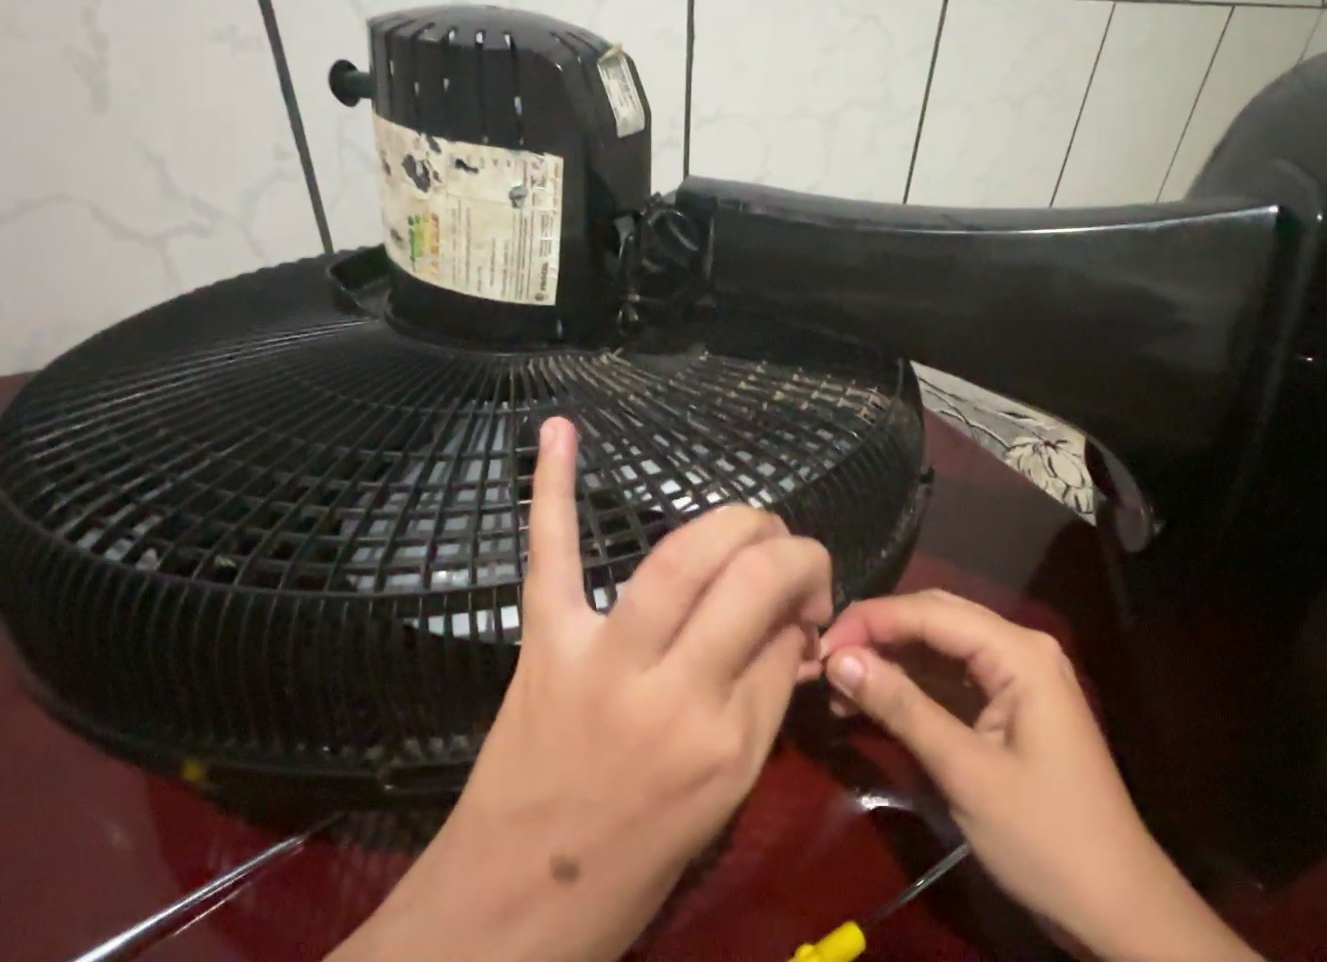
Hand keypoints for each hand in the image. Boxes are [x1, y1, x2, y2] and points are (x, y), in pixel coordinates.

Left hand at [335, 417, 831, 961]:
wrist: (517, 896)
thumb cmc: (636, 859)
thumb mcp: (727, 793)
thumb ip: (765, 700)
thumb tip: (791, 629)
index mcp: (728, 739)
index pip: (789, 633)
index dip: (809, 605)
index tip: (804, 613)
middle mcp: (675, 691)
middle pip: (752, 577)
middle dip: (789, 550)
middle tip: (786, 563)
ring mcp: (602, 658)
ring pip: (683, 557)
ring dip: (735, 523)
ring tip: (751, 527)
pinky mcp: (544, 641)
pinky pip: (552, 553)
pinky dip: (552, 487)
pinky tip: (559, 430)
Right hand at [821, 590, 1257, 961]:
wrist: (1115, 906)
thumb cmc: (1044, 836)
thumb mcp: (964, 771)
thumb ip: (902, 707)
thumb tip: (838, 659)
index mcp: (1019, 653)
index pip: (931, 612)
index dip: (871, 621)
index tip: (819, 647)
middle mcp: (1019, 650)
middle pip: (936, 618)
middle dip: (877, 634)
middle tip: (823, 660)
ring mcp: (1017, 679)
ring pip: (940, 648)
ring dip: (890, 661)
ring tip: (837, 687)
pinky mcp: (1009, 709)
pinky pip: (951, 680)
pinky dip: (911, 688)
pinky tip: (871, 703)